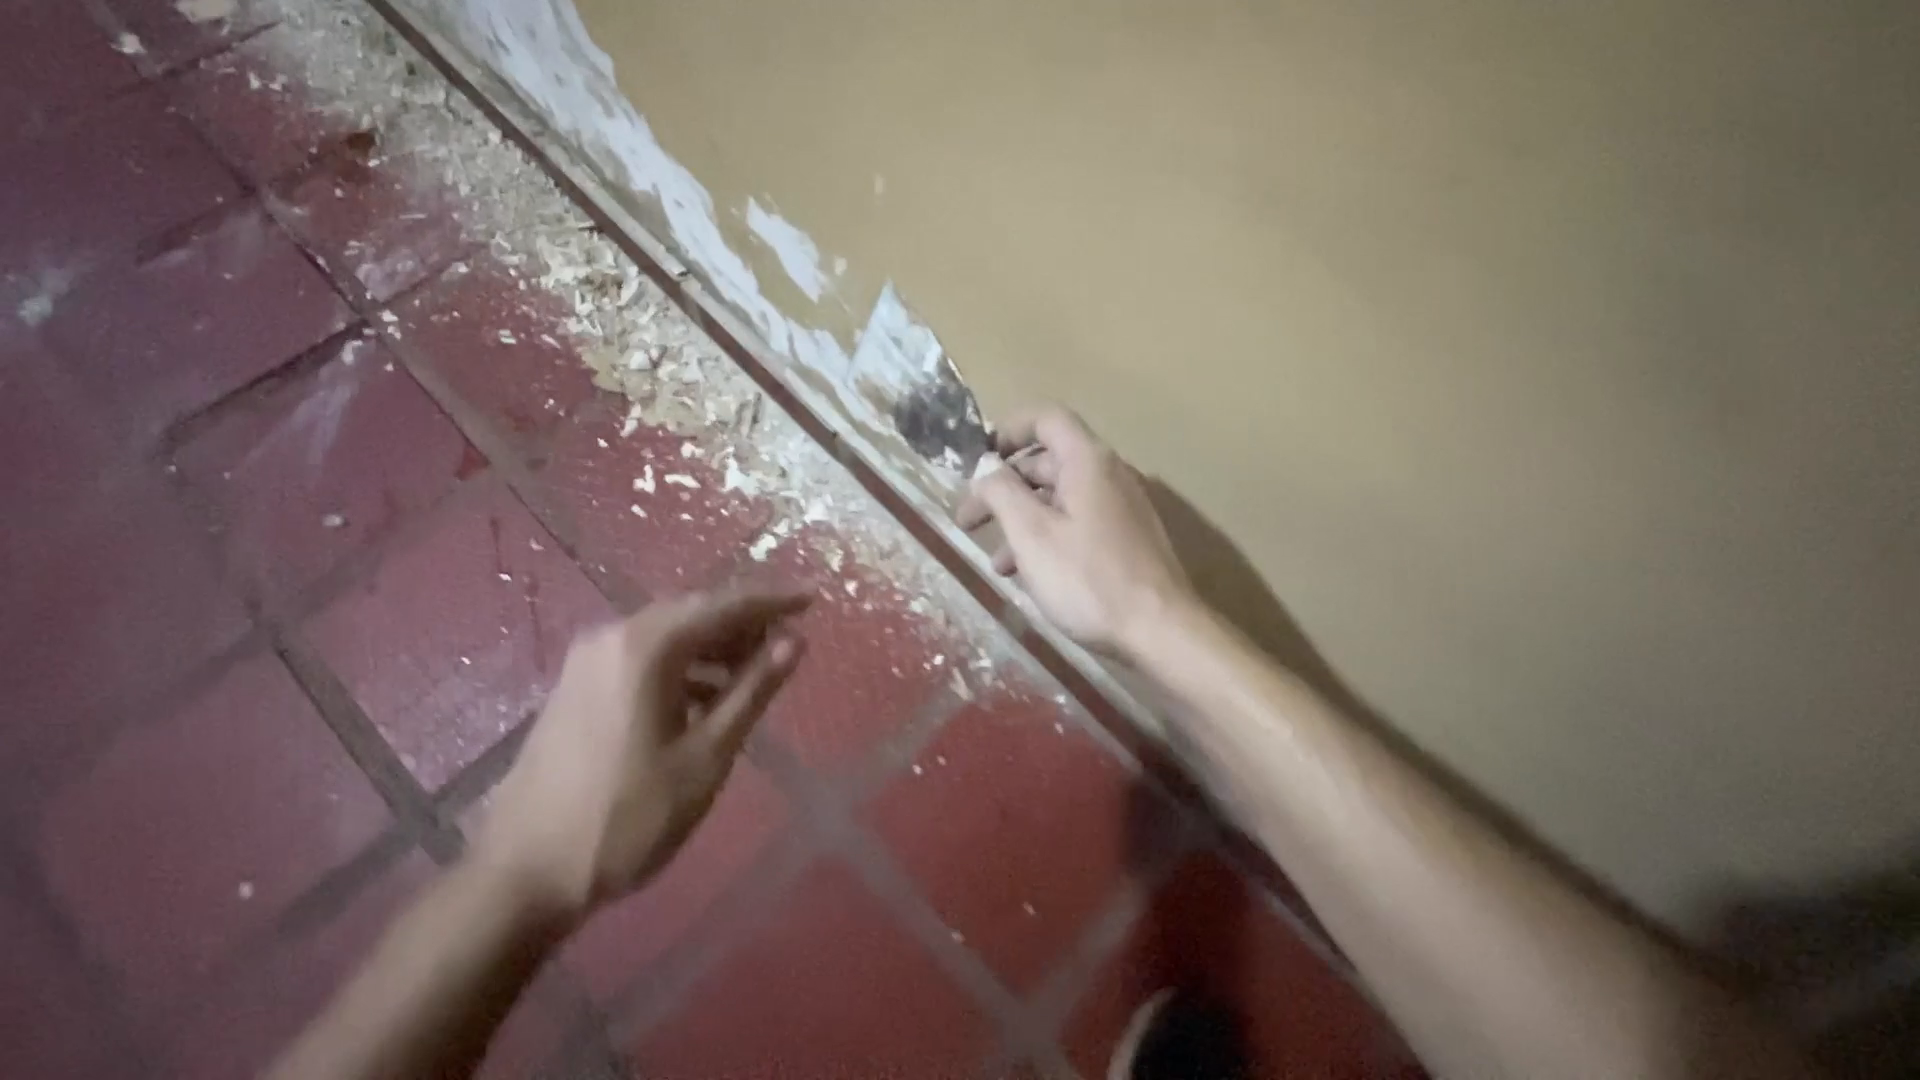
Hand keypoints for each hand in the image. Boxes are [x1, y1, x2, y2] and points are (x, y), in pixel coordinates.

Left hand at [470, 585, 809, 918]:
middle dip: (744, 623)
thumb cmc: (628, 817)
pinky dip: (683, 667)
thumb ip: (752, 691)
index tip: (813, 598)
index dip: (772, 600)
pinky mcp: (576, 686)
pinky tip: (707, 699)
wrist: (523, 873)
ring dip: (714, 647)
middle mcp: (612, 637)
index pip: (723, 604)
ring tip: (755, 674)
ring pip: (667, 635)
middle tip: (789, 642)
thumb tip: (794, 641)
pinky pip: (642, 658)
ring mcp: (587, 661)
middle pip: (693, 612)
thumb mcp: (705, 756)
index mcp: (646, 647)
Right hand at [956, 404, 1192, 654]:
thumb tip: (986, 468)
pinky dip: (1047, 539)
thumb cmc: (1088, 579)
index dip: (1008, 429)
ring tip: (995, 561)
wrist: (1160, 631)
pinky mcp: (1127, 541)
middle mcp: (1109, 475)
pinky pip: (1078, 525)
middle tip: (968, 518)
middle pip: (1048, 462)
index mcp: (1087, 462)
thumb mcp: (1031, 534)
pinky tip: (1028, 576)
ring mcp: (1122, 510)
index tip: (978, 457)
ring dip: (1021, 520)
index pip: (1046, 418)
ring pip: (1060, 499)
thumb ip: (1001, 492)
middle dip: (1003, 487)